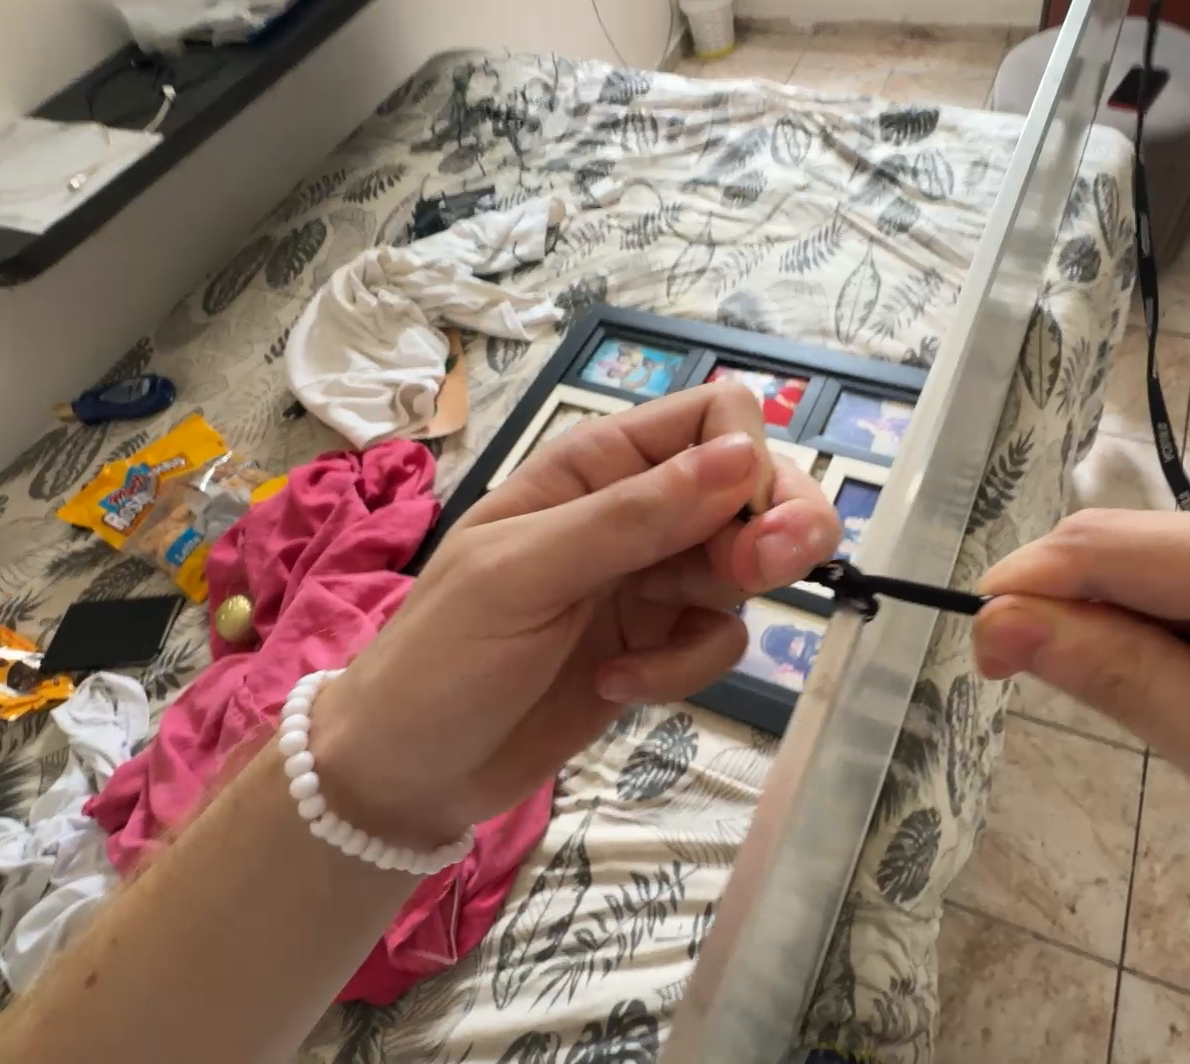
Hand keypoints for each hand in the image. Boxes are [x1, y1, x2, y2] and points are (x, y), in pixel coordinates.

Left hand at [308, 382, 837, 848]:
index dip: (747, 460)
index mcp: (600, 466)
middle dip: (776, 528)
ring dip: (713, 613)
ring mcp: (656, 578)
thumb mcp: (526, 574)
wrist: (412, 771)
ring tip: (641, 659)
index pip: (718, 419)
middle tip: (765, 570)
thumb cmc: (444, 655)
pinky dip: (683, 667)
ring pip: (748, 564)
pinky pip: (720, 637)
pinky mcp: (664, 641)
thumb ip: (635, 516)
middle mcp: (641, 510)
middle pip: (756, 488)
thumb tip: (746, 457)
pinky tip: (617, 684)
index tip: (742, 522)